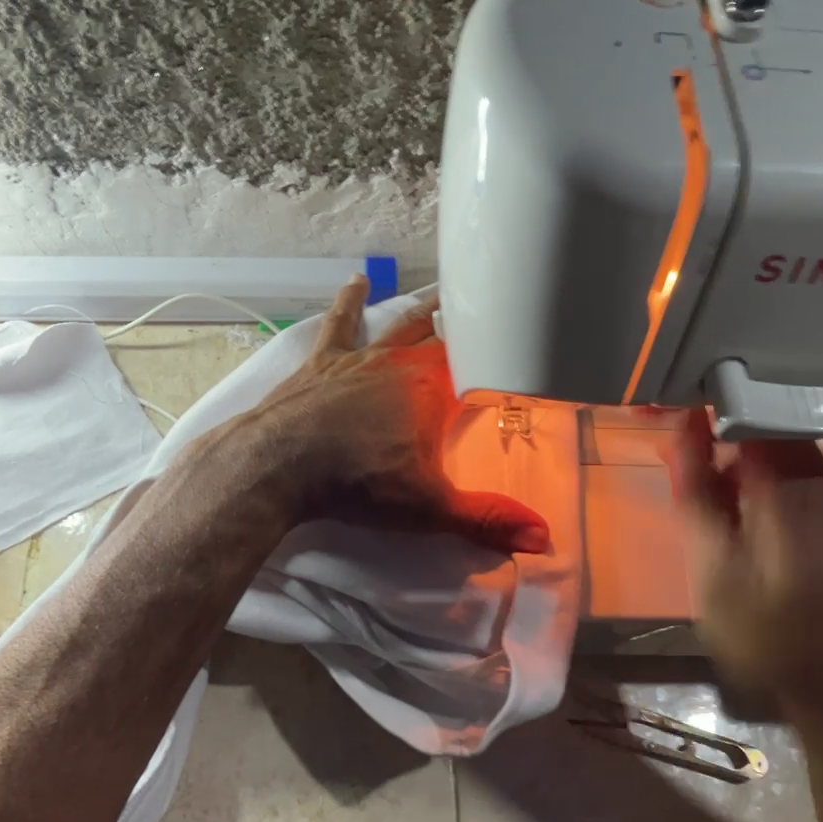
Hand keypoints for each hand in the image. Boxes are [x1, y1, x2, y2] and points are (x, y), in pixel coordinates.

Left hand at [228, 276, 549, 553]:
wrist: (279, 463)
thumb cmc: (359, 482)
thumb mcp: (430, 508)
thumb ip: (486, 520)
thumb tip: (543, 539)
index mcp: (431, 392)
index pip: (473, 366)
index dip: (492, 361)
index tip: (513, 353)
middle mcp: (399, 365)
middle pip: (439, 339)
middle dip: (462, 330)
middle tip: (482, 312)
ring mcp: (359, 358)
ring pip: (398, 326)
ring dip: (419, 312)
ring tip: (438, 293)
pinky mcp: (321, 361)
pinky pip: (341, 324)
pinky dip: (350, 302)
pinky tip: (357, 281)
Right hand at [669, 410, 822, 716]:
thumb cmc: (768, 639)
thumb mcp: (714, 570)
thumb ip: (697, 494)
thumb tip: (682, 429)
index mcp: (793, 484)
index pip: (743, 411)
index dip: (699, 405)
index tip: (659, 407)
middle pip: (767, 425)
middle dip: (716, 429)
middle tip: (672, 448)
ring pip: (784, 450)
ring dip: (737, 455)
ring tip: (698, 477)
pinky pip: (800, 475)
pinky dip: (763, 478)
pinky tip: (738, 504)